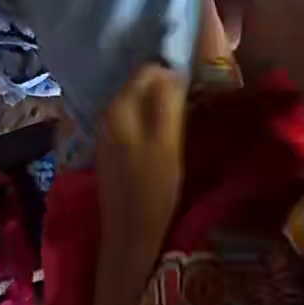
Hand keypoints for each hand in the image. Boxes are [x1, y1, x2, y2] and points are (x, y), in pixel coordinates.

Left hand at [95, 65, 184, 244]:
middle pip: (141, 83)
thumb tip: (174, 70)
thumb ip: (168, 102)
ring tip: (185, 111)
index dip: (173, 71)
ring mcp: (107, 130)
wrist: (130, 235)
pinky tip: (167, 129)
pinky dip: (150, 116)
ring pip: (138, 100)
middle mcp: (107, 112)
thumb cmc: (153, 189)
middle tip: (193, 96)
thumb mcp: (168, 142)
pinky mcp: (112, 146)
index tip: (196, 81)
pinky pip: (134, 117)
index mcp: (119, 107)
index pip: (148, 70)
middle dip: (166, 84)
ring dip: (160, 100)